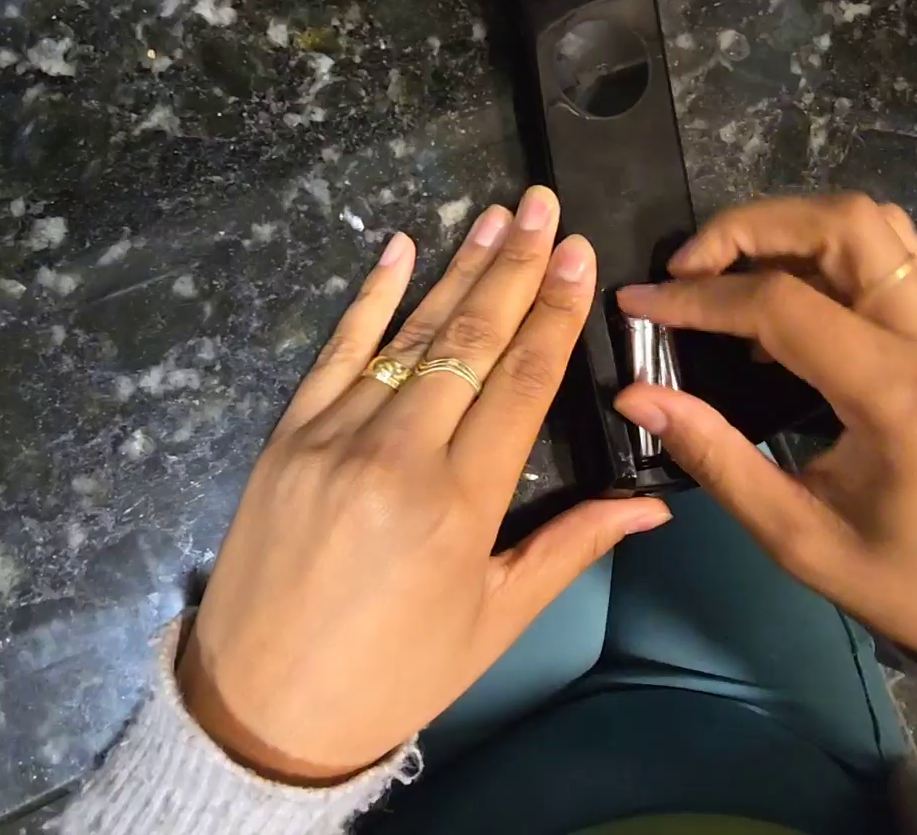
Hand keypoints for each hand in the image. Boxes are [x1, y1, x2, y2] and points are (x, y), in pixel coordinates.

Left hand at [181, 187, 672, 784]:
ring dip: (458, 270)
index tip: (578, 255)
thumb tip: (653, 507)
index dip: (554, 313)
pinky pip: (335, 350)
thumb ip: (572, 547)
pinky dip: (370, 296)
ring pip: (411, 335)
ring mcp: (335, 435)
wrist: (262, 710)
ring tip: (495, 217)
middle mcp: (400, 454)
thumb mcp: (494, 620)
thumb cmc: (396, 671)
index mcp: (461, 504)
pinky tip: (398, 248)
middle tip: (544, 207)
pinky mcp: (288, 433)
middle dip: (516, 267)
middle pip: (471, 340)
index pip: (522, 383)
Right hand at [613, 195, 916, 675]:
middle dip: (750, 227)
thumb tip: (635, 396)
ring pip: (872, 225)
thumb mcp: (795, 537)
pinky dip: (821, 250)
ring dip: (789, 227)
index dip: (698, 298)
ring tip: (727, 269)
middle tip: (686, 266)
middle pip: (844, 225)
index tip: (639, 303)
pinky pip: (886, 255)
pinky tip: (777, 297)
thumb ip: (714, 456)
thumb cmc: (905, 583)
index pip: (783, 305)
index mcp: (896, 397)